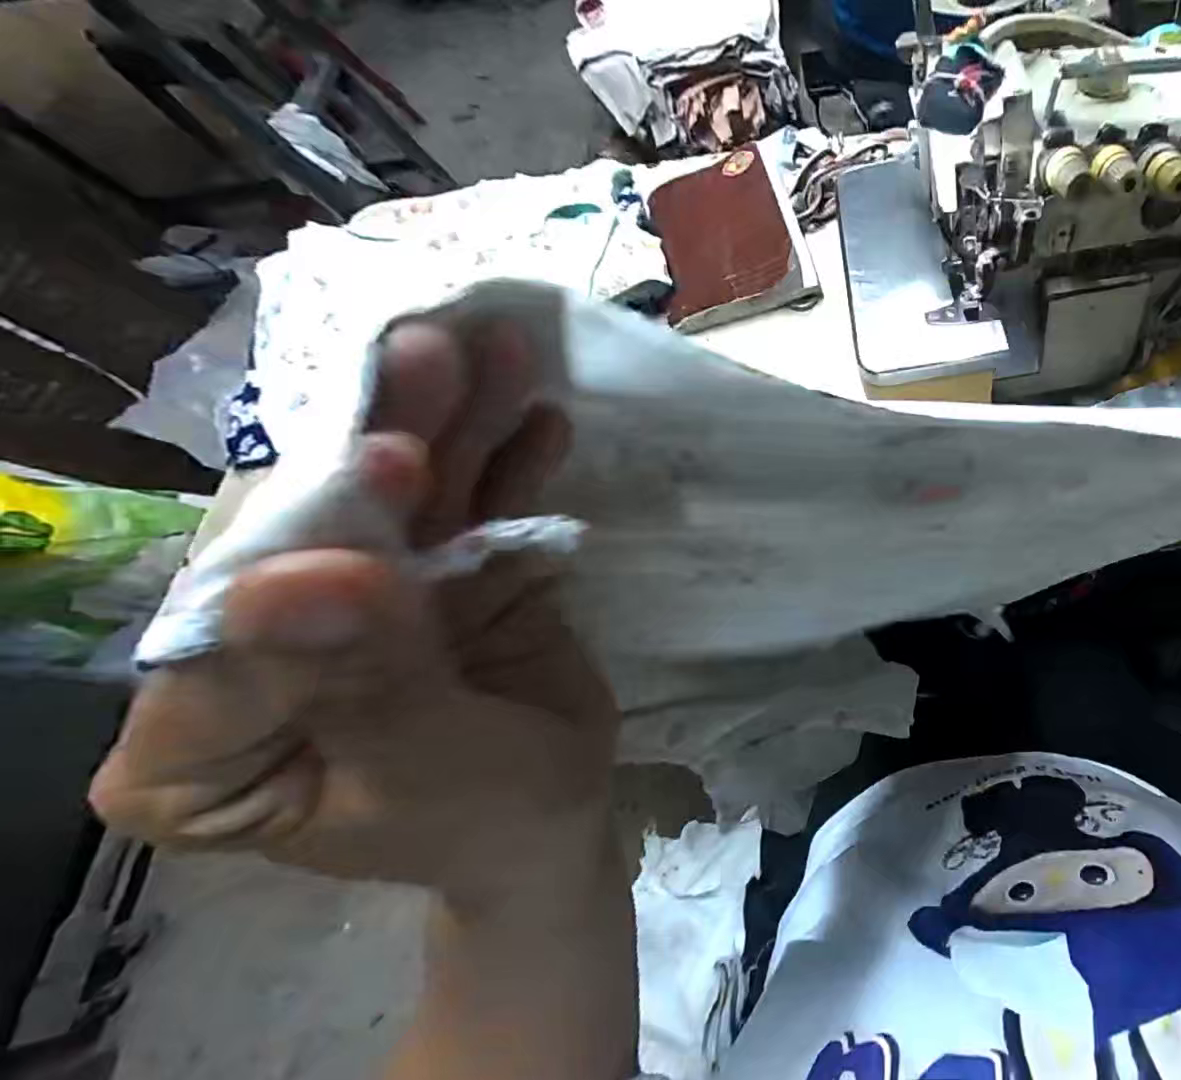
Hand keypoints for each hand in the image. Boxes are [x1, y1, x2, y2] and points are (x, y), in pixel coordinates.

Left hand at [90, 321, 619, 899]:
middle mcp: (273, 643)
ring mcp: (372, 601)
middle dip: (382, 437)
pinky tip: (541, 421)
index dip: (305, 533)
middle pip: (317, 530)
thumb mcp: (422, 768)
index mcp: (202, 733)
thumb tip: (300, 579)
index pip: (219, 621)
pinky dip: (516, 468)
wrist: (559, 811)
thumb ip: (365, 680)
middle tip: (433, 352)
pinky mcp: (449, 578)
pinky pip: (483, 515)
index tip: (395, 462)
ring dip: (457, 426)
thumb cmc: (482, 817)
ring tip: (497, 354)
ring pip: (410, 503)